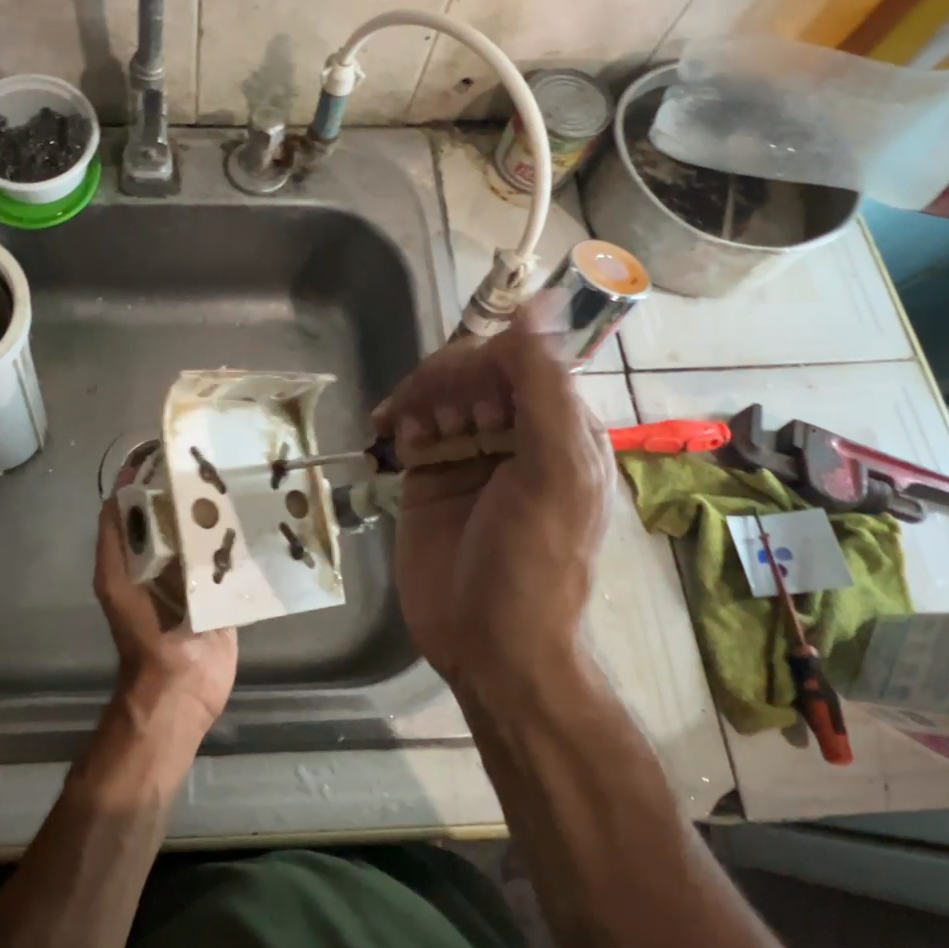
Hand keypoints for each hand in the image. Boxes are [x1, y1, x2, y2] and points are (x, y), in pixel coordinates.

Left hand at [94, 466, 238, 727]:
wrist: (179, 686)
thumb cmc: (143, 634)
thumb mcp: (117, 584)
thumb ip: (115, 543)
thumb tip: (117, 494)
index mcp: (136, 558)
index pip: (137, 508)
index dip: (144, 478)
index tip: (164, 448)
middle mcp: (166, 564)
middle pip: (176, 519)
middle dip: (190, 492)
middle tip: (214, 460)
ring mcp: (197, 581)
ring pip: (207, 538)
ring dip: (220, 517)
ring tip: (242, 483)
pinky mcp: (225, 598)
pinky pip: (235, 567)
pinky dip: (245, 548)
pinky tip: (264, 524)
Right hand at [375, 294, 612, 688]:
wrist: (491, 644)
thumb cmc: (533, 562)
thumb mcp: (555, 472)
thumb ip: (546, 386)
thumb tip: (538, 303)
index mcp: (560, 426)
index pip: (519, 358)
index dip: (485, 361)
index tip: (461, 393)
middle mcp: (516, 433)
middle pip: (474, 371)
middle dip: (446, 381)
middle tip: (432, 419)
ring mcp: (470, 455)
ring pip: (439, 394)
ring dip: (419, 397)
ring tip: (408, 430)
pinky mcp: (430, 479)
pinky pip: (412, 428)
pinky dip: (398, 421)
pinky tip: (388, 433)